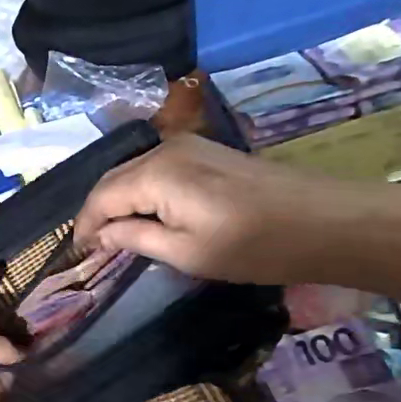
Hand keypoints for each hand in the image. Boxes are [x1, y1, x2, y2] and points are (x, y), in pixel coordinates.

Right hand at [73, 135, 336, 283]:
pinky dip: (143, 192)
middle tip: (94, 248)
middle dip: (99, 212)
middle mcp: (165, 149)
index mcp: (155, 173)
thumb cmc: (253, 246)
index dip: (85, 226)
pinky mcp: (207, 151)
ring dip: (121, 201)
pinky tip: (148, 215)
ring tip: (117, 236)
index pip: (101, 196)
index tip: (78, 255)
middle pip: (114, 178)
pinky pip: (158, 169)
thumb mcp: (187, 252)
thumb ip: (136, 238)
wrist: (322, 220)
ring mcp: (189, 146)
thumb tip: (102, 234)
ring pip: (135, 171)